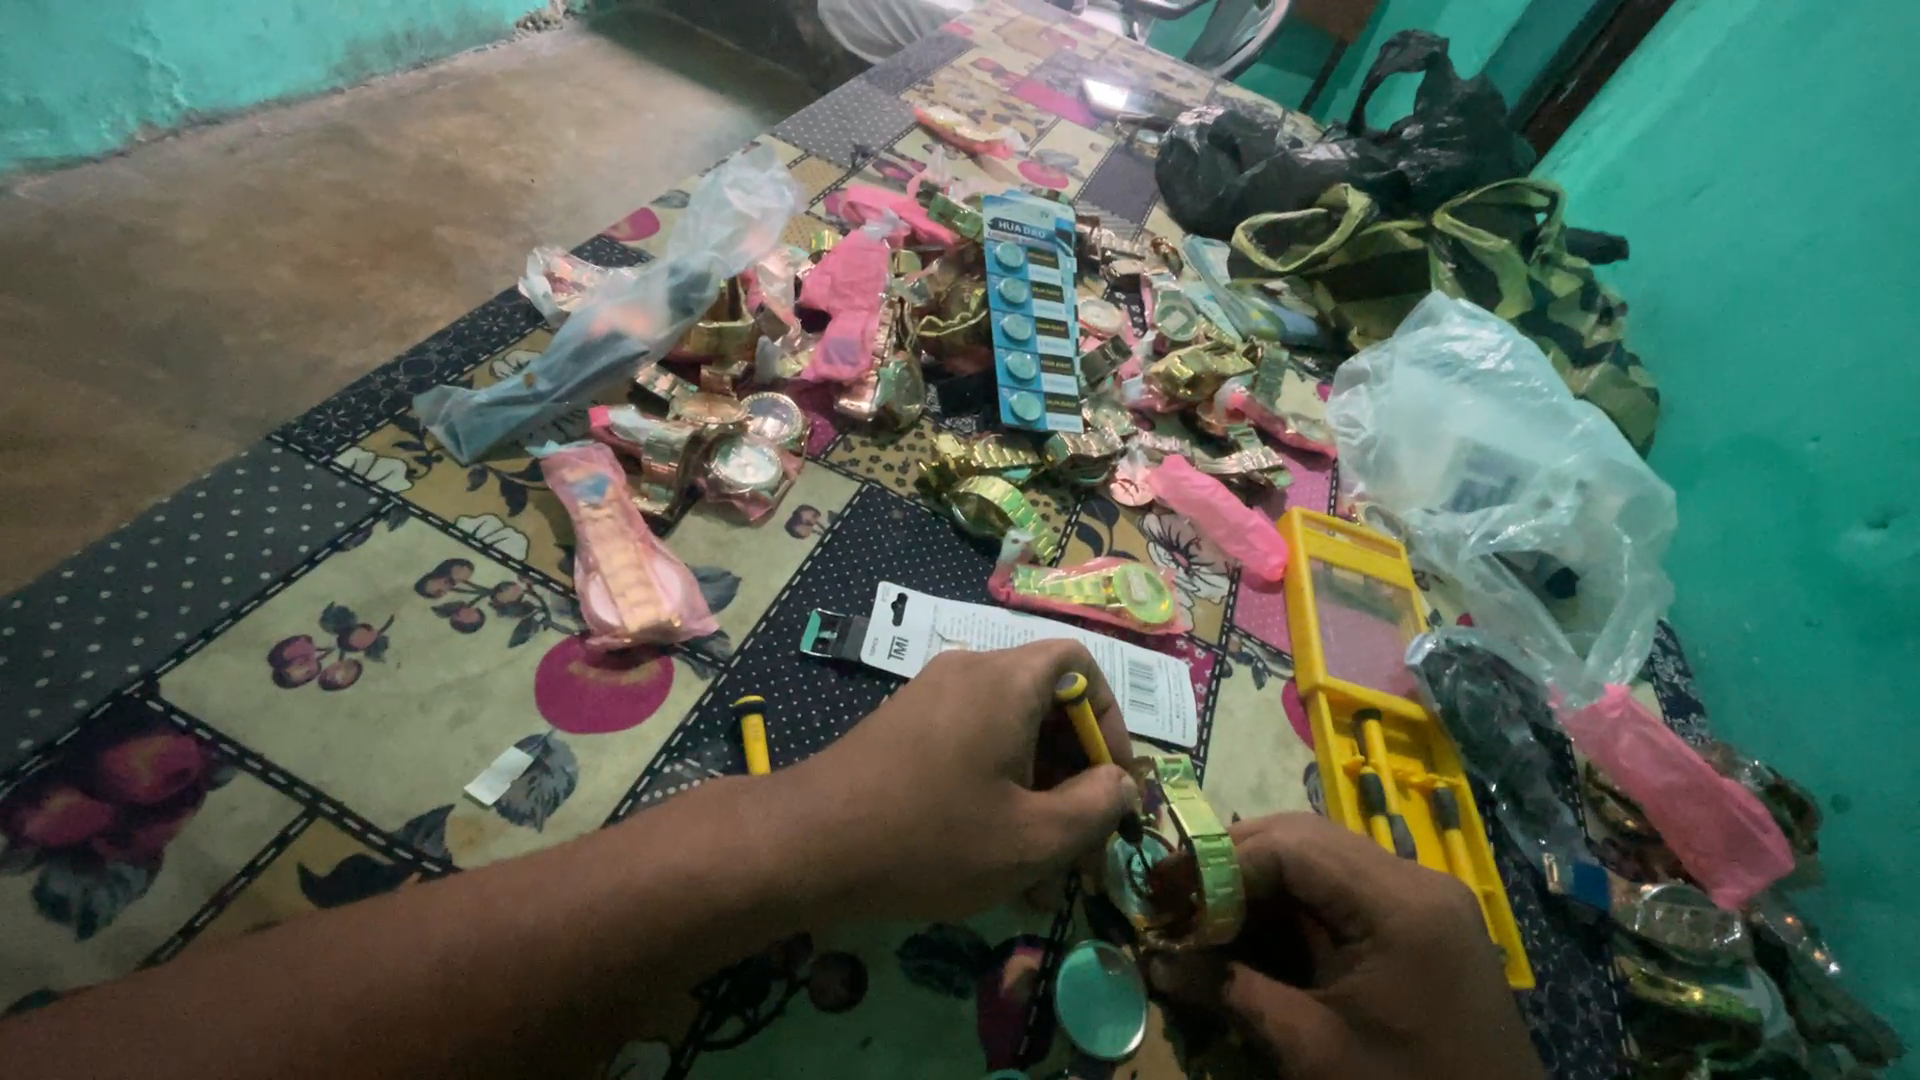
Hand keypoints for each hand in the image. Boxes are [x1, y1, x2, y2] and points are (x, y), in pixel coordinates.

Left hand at [784, 641, 1135, 920]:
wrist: (809, 844)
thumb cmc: (931, 838)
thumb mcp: (1031, 838)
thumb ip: (1093, 807)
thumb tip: (1119, 783)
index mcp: (1007, 680)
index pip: (1080, 663)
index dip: (1110, 719)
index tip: (1112, 781)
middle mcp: (969, 671)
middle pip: (1045, 699)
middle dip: (1072, 768)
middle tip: (1080, 835)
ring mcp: (931, 694)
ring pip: (1007, 729)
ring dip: (1034, 786)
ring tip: (1039, 862)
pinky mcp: (905, 723)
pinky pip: (970, 739)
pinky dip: (994, 782)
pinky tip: (991, 848)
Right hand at [1149, 814, 1544, 1079]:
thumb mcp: (1312, 1050)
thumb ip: (1229, 992)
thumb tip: (1153, 960)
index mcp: (1399, 904)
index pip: (1288, 846)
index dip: (1220, 863)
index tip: (1170, 893)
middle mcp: (1415, 878)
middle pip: (1301, 834)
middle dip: (1233, 859)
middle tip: (1181, 891)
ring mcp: (1424, 892)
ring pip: (1318, 849)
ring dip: (1258, 871)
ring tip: (1210, 904)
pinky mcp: (1422, 914)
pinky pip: (1341, 879)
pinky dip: (1292, 893)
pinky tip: (1258, 921)